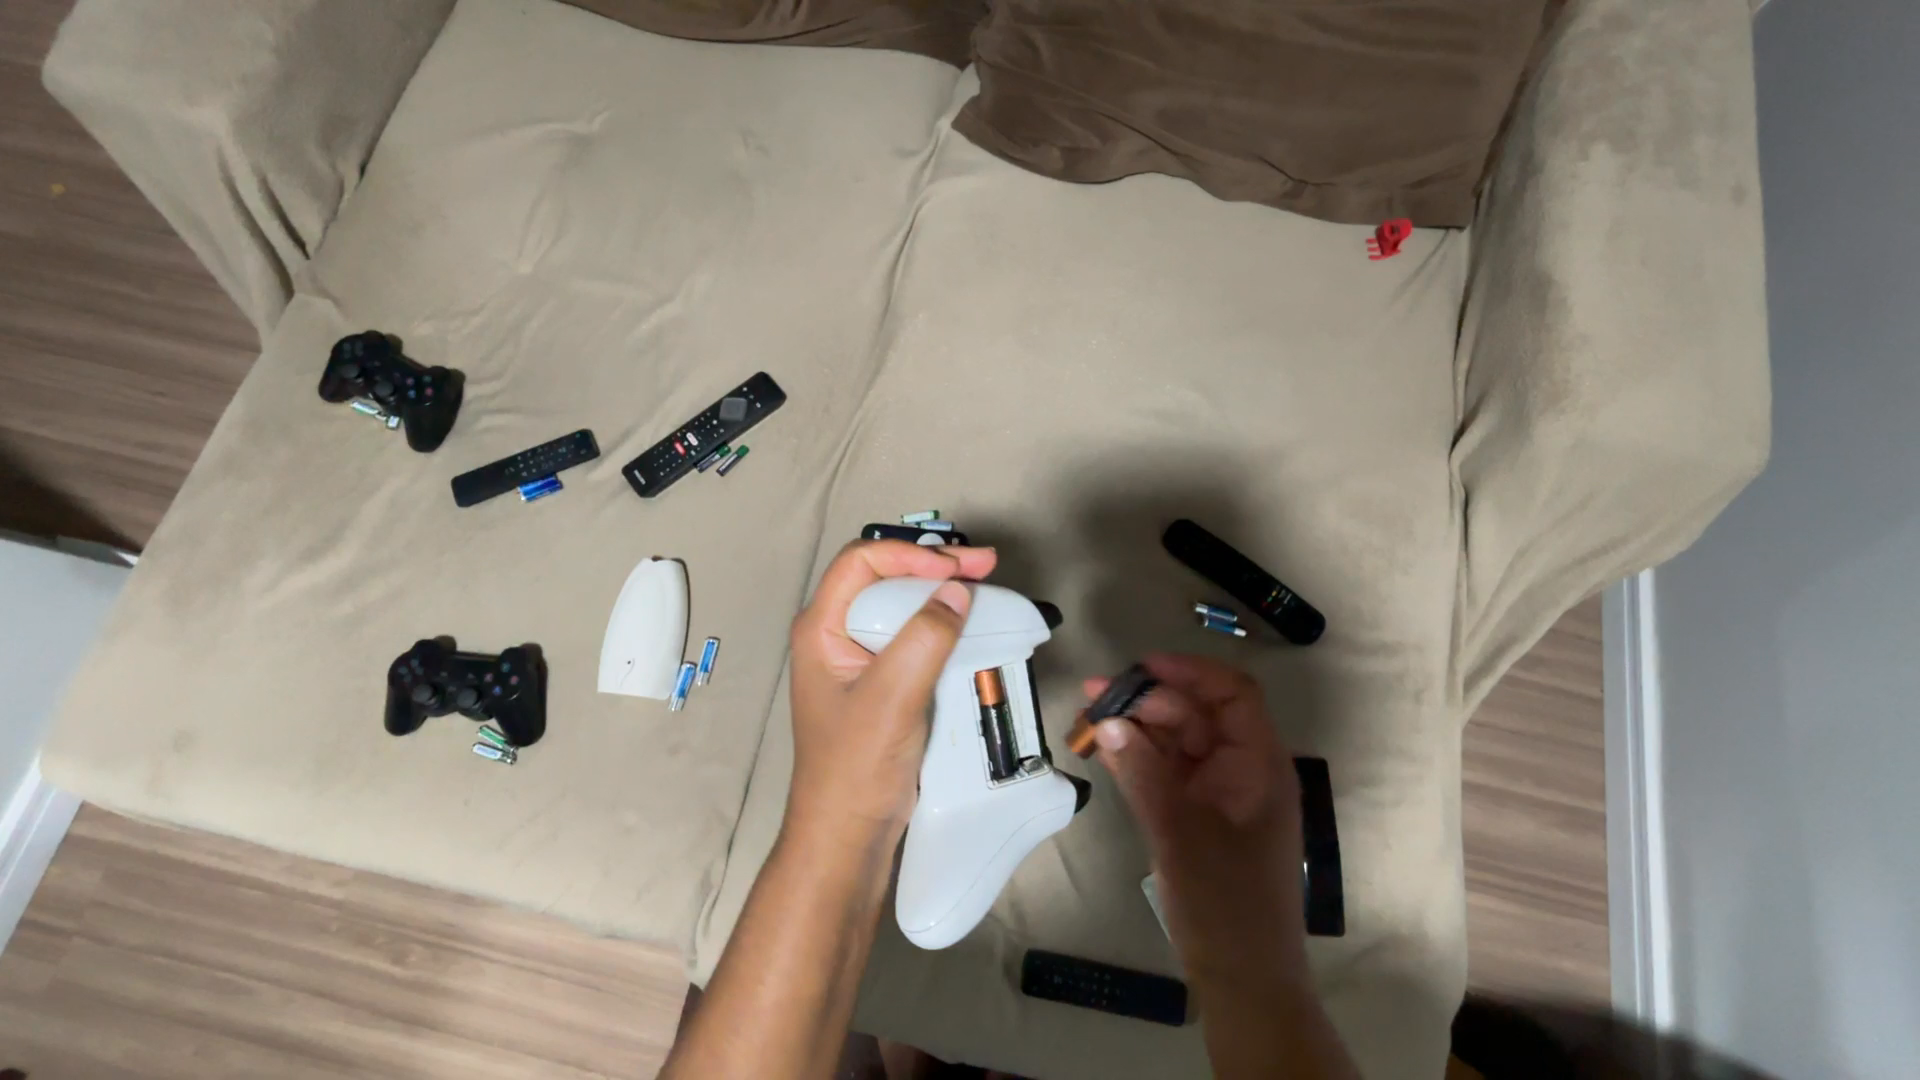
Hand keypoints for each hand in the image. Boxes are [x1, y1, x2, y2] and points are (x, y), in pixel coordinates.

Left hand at [786, 540, 997, 843]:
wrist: (848, 834)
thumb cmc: (856, 767)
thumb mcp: (892, 698)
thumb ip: (924, 639)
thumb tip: (959, 591)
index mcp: (820, 628)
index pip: (862, 563)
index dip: (911, 554)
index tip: (958, 568)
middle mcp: (836, 633)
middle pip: (883, 576)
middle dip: (934, 565)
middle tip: (987, 563)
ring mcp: (859, 657)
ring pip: (900, 604)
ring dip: (942, 590)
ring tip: (985, 583)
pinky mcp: (882, 679)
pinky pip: (912, 634)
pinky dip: (942, 621)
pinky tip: (971, 621)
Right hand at [1083, 654, 1308, 990]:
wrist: (1241, 979)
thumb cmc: (1225, 904)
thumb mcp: (1180, 833)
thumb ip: (1143, 772)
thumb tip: (1107, 720)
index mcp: (1259, 765)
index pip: (1233, 695)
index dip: (1190, 671)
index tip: (1140, 667)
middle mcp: (1243, 770)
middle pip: (1198, 714)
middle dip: (1149, 699)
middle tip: (1095, 696)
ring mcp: (1220, 794)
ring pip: (1179, 741)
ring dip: (1138, 726)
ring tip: (1090, 718)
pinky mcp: (1198, 815)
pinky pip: (1168, 771)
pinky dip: (1138, 757)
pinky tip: (1105, 748)